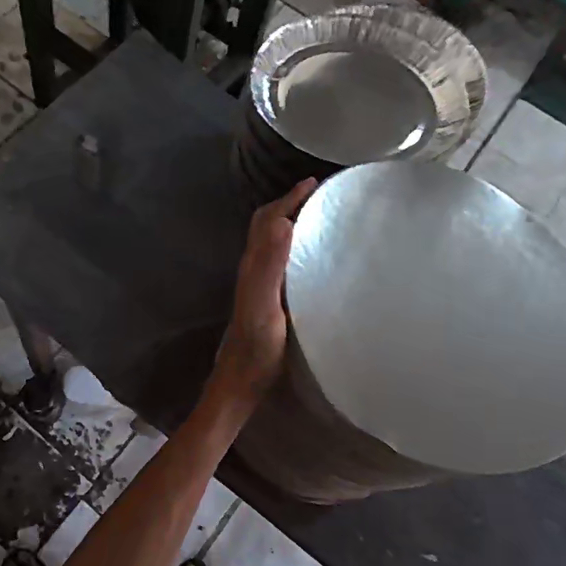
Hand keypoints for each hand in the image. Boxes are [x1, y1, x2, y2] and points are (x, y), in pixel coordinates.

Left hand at [210, 179, 316, 403]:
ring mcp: (261, 286)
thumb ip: (271, 266)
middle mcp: (254, 270)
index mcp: (254, 266)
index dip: (290, 198)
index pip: (269, 220)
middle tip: (322, 197)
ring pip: (274, 244)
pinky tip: (315, 261)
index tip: (316, 184)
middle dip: (291, 204)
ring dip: (293, 224)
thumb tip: (284, 222)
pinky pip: (282, 263)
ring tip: (323, 220)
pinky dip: (297, 248)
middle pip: (268, 226)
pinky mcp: (269, 301)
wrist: (242, 381)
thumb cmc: (256, 347)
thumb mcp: (265, 306)